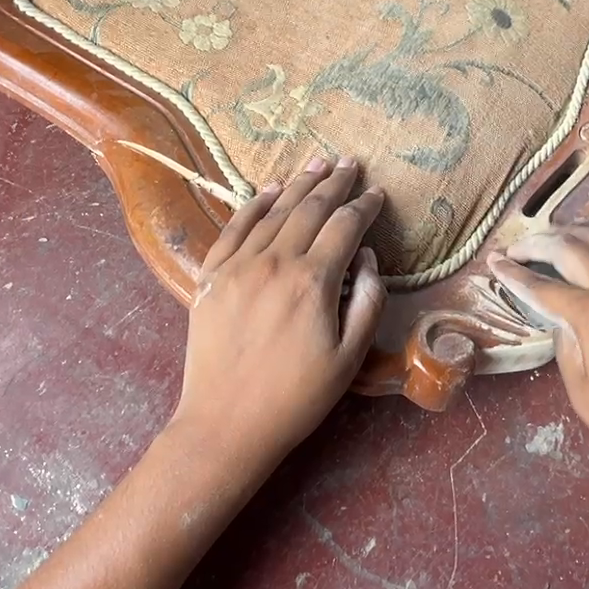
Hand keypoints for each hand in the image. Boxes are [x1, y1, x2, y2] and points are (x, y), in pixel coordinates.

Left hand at [170, 155, 387, 471]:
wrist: (225, 426)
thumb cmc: (296, 398)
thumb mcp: (350, 358)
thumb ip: (367, 301)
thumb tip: (367, 255)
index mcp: (313, 282)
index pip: (345, 226)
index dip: (364, 205)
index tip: (377, 192)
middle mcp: (276, 262)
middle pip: (310, 208)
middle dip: (335, 183)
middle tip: (350, 163)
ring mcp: (239, 266)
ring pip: (274, 210)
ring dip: (299, 183)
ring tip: (318, 162)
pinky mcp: (212, 276)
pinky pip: (234, 227)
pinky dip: (253, 203)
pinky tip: (268, 188)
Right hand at [486, 227, 588, 500]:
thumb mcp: (581, 392)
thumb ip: (565, 346)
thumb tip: (561, 320)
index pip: (542, 287)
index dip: (513, 274)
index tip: (494, 262)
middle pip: (572, 251)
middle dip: (539, 244)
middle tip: (518, 246)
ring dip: (582, 233)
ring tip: (561, 233)